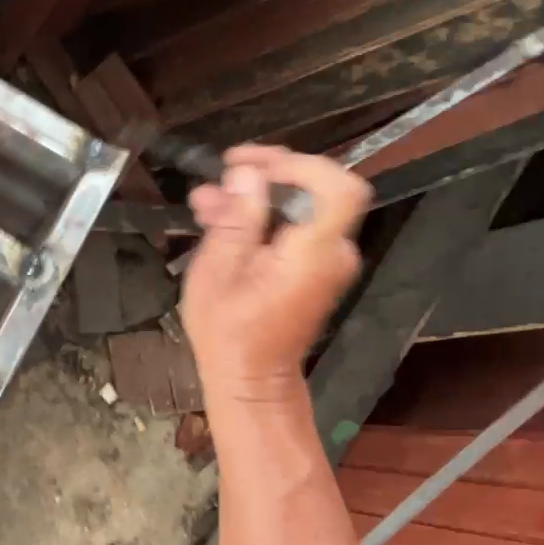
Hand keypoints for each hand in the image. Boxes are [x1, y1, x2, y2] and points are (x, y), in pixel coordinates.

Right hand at [181, 145, 371, 403]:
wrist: (251, 379)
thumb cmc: (227, 334)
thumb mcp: (217, 273)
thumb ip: (237, 220)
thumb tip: (247, 174)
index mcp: (312, 254)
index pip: (337, 187)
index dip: (297, 165)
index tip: (250, 167)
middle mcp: (333, 253)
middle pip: (316, 191)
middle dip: (264, 178)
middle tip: (216, 180)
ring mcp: (328, 261)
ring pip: (301, 208)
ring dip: (255, 199)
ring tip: (206, 202)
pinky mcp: (315, 268)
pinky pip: (296, 228)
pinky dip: (263, 219)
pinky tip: (223, 222)